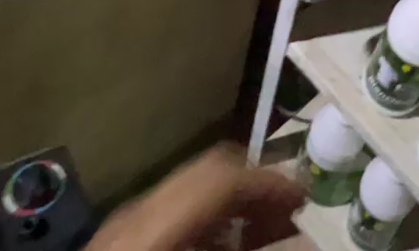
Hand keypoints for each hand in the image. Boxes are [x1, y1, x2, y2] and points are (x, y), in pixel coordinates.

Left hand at [89, 143, 304, 250]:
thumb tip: (305, 244)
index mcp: (153, 231)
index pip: (222, 177)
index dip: (270, 184)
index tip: (305, 202)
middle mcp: (134, 217)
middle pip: (208, 175)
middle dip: (253, 193)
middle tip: (287, 221)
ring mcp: (118, 233)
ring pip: (189, 196)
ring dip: (230, 211)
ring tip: (259, 241)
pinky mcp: (114, 248)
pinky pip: (168, 222)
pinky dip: (204, 231)